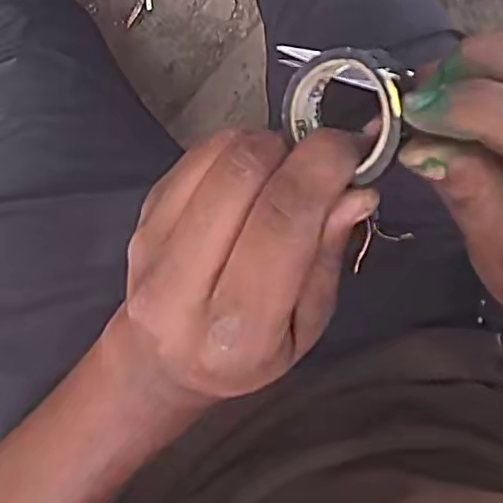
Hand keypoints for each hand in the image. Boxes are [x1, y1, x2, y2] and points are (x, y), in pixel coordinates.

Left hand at [114, 127, 377, 406]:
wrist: (163, 357)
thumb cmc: (247, 351)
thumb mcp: (306, 325)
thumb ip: (328, 257)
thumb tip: (358, 192)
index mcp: (238, 330)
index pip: (281, 221)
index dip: (323, 170)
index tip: (355, 149)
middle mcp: (183, 284)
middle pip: (246, 173)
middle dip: (298, 150)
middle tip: (323, 162)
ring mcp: (154, 240)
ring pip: (222, 153)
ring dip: (269, 145)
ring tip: (286, 171)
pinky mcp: (145, 208)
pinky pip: (201, 150)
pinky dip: (240, 145)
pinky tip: (253, 171)